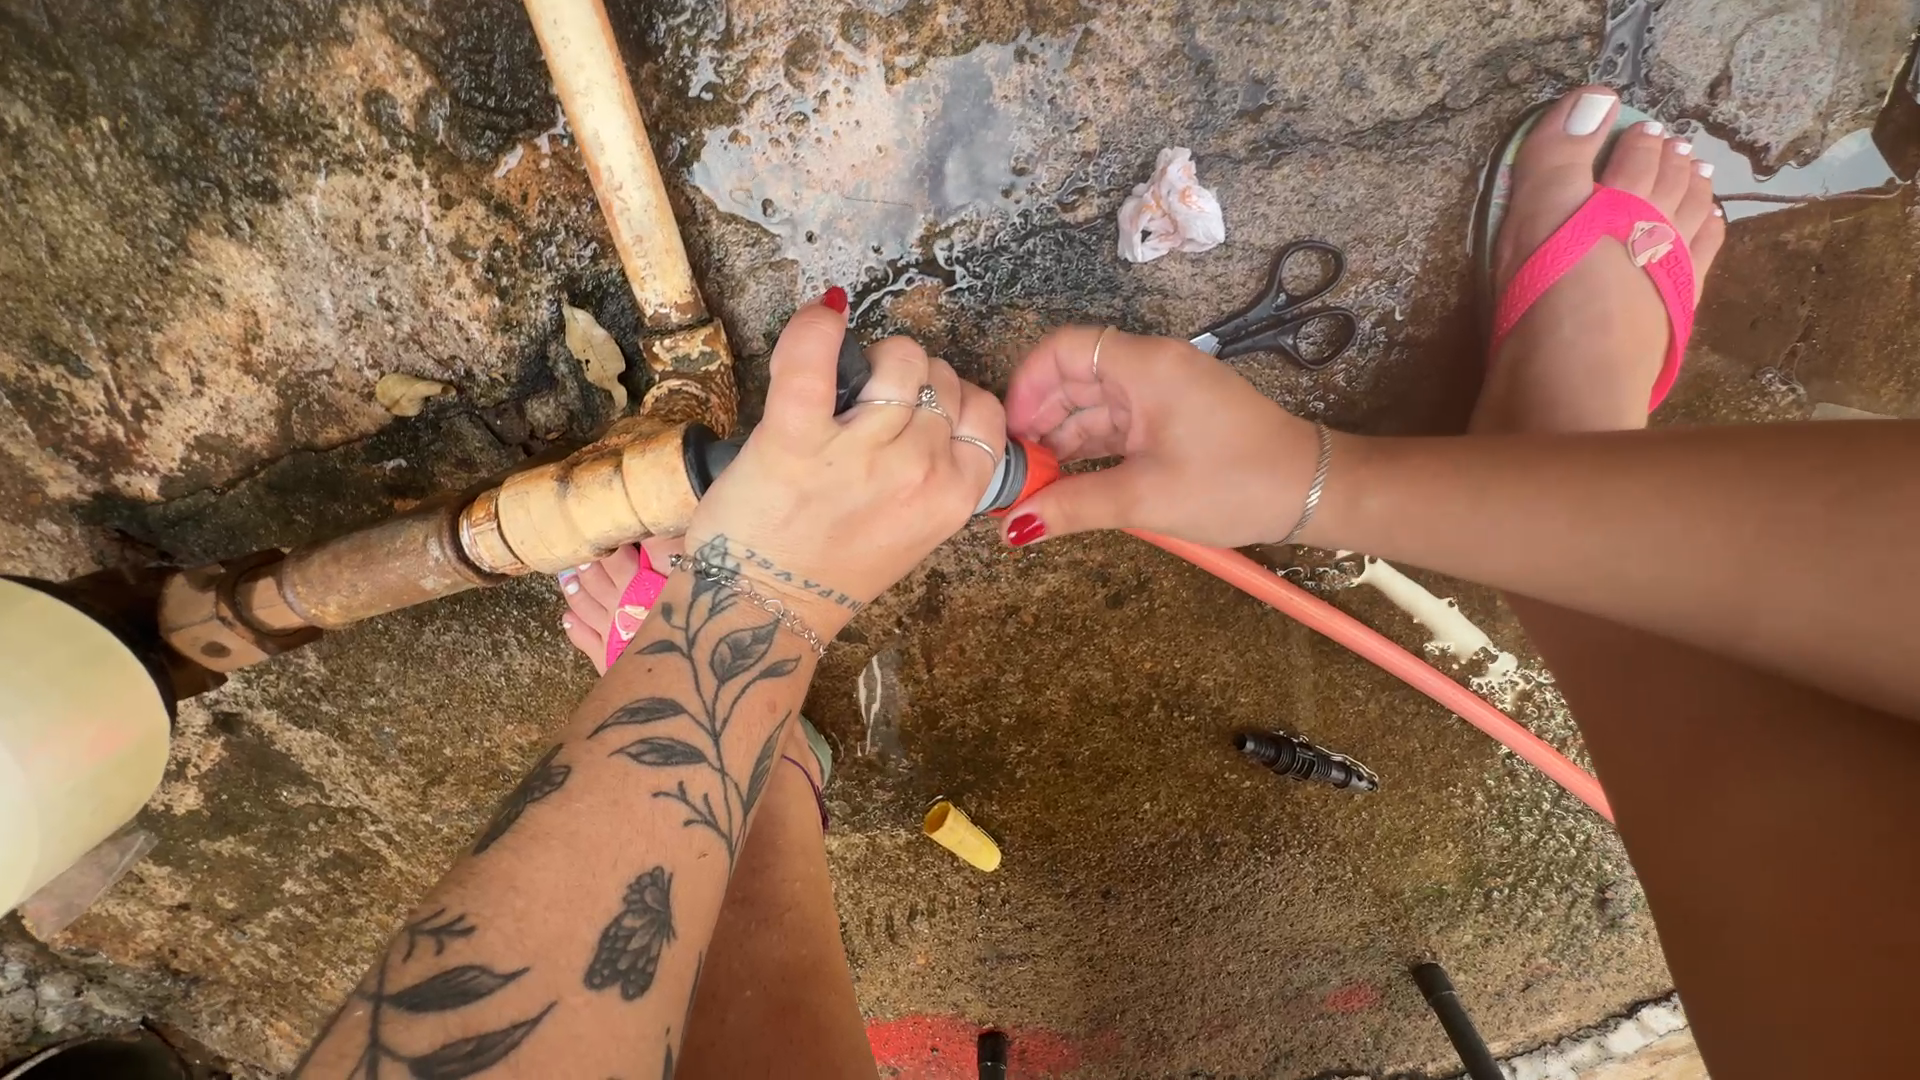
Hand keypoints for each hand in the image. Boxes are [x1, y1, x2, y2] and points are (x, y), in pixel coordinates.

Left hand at [686, 294, 1005, 637]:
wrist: (767, 608)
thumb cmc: (837, 573)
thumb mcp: (917, 533)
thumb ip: (939, 479)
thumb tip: (931, 410)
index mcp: (955, 497)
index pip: (986, 413)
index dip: (957, 400)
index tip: (925, 410)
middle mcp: (920, 470)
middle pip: (941, 379)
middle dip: (914, 380)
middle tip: (875, 405)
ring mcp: (861, 452)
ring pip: (899, 359)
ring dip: (878, 358)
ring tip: (847, 385)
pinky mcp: (796, 437)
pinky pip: (814, 357)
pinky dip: (815, 329)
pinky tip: (821, 320)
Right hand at [1000, 326, 1322, 546]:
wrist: (1310, 492)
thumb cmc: (1234, 484)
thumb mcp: (1145, 498)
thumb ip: (1072, 507)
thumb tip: (1013, 527)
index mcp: (1146, 368)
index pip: (1065, 349)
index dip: (1027, 384)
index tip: (1011, 432)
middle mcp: (1151, 369)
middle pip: (1074, 377)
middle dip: (1039, 418)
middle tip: (1015, 466)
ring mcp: (1162, 393)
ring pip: (1092, 403)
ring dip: (1061, 438)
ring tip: (1035, 481)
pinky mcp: (1170, 417)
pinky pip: (1115, 423)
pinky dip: (1089, 447)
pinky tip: (1067, 478)